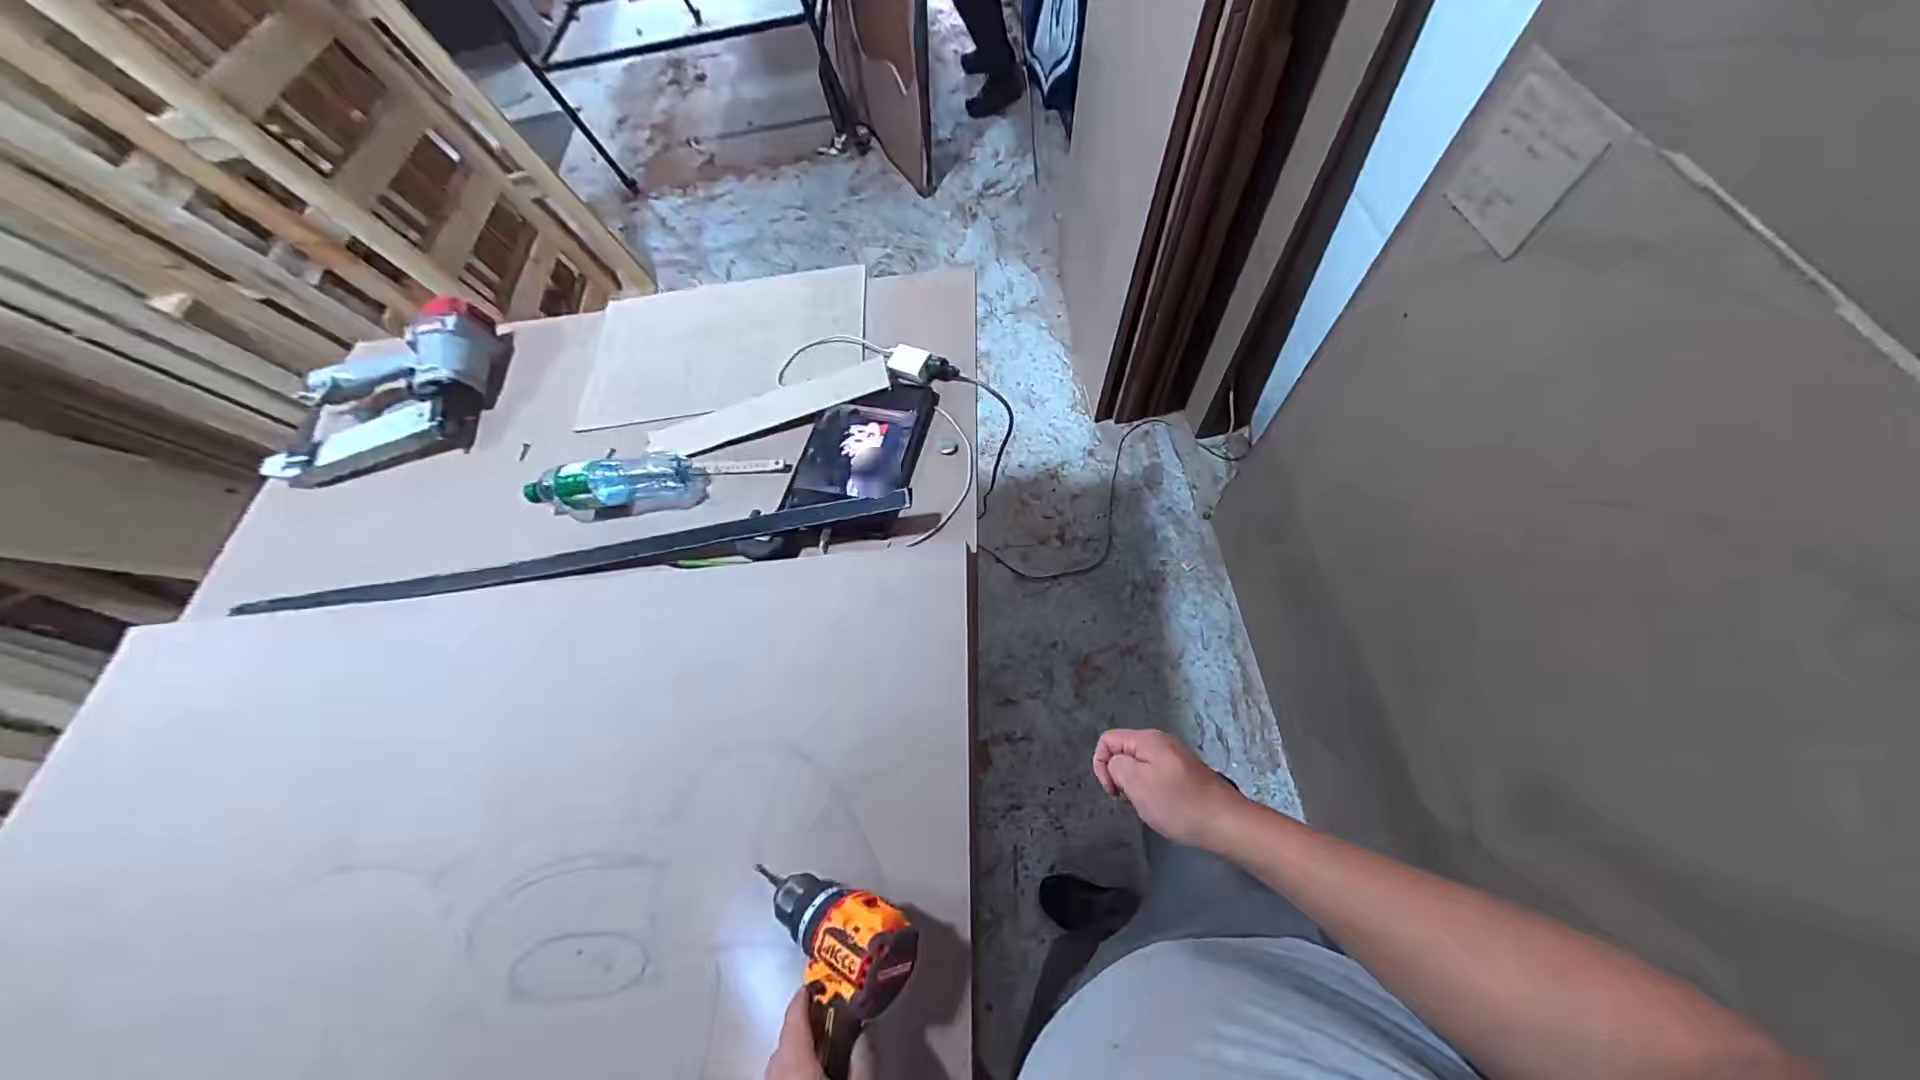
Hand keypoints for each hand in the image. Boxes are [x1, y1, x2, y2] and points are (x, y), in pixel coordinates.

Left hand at [765, 988, 872, 1079]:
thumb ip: (863, 1055)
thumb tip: (866, 1030)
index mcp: (793, 1057)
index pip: (795, 1012)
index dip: (807, 993)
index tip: (822, 982)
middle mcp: (774, 1068)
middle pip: (790, 1033)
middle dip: (811, 1022)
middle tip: (834, 1017)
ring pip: (785, 1055)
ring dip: (804, 1045)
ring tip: (828, 1047)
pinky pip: (782, 1072)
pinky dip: (796, 1064)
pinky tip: (814, 1072)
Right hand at [1092, 729, 1247, 848]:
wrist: (1226, 822)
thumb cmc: (1178, 804)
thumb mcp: (1137, 783)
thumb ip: (1116, 765)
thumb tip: (1116, 764)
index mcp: (1148, 739)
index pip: (1107, 740)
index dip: (1100, 764)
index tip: (1113, 790)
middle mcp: (1162, 742)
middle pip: (1123, 752)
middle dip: (1119, 776)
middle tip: (1130, 800)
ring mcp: (1175, 758)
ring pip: (1139, 766)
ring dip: (1136, 786)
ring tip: (1148, 806)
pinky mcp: (1185, 774)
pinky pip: (1156, 776)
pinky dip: (1152, 791)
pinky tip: (1163, 808)